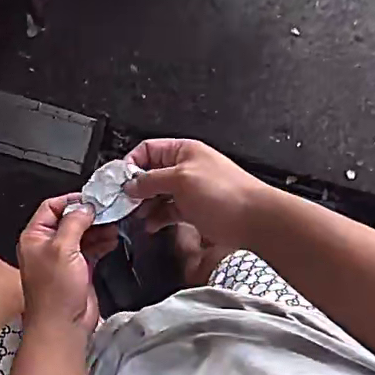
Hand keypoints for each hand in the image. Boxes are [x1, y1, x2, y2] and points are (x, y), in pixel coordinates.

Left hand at [18, 195, 117, 339]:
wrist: (63, 326)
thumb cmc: (54, 293)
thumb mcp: (62, 248)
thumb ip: (74, 223)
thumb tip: (85, 207)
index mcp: (35, 237)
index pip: (51, 207)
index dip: (70, 201)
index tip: (90, 198)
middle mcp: (47, 246)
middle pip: (69, 219)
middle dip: (88, 215)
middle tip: (106, 210)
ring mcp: (64, 259)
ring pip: (83, 234)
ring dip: (98, 228)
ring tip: (113, 224)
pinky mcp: (78, 270)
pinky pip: (91, 249)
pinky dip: (102, 242)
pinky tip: (112, 239)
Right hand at [125, 139, 276, 255]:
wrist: (254, 220)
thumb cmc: (226, 193)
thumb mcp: (180, 180)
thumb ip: (151, 180)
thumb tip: (131, 184)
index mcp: (183, 151)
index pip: (147, 150)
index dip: (131, 164)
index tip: (120, 182)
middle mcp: (185, 168)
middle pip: (150, 174)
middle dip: (135, 188)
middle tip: (124, 202)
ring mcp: (189, 190)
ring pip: (157, 195)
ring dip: (144, 205)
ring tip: (136, 215)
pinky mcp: (193, 210)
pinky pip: (168, 211)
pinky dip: (157, 218)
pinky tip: (151, 225)